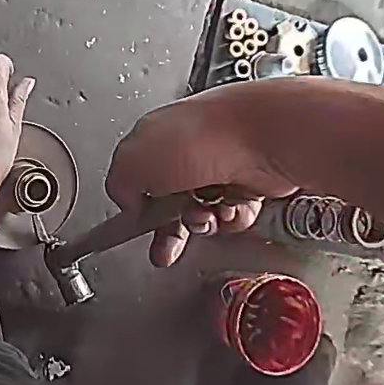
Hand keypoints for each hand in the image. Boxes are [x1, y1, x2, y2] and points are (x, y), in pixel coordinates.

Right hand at [106, 84, 302, 266]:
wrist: (264, 138)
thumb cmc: (204, 136)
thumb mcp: (134, 162)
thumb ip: (119, 185)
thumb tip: (127, 204)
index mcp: (158, 139)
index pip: (140, 180)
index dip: (136, 208)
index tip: (137, 227)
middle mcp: (190, 151)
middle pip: (171, 205)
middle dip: (169, 231)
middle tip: (167, 248)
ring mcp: (221, 168)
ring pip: (203, 214)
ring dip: (201, 223)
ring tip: (205, 216)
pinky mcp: (249, 184)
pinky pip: (233, 216)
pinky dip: (230, 219)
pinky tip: (230, 209)